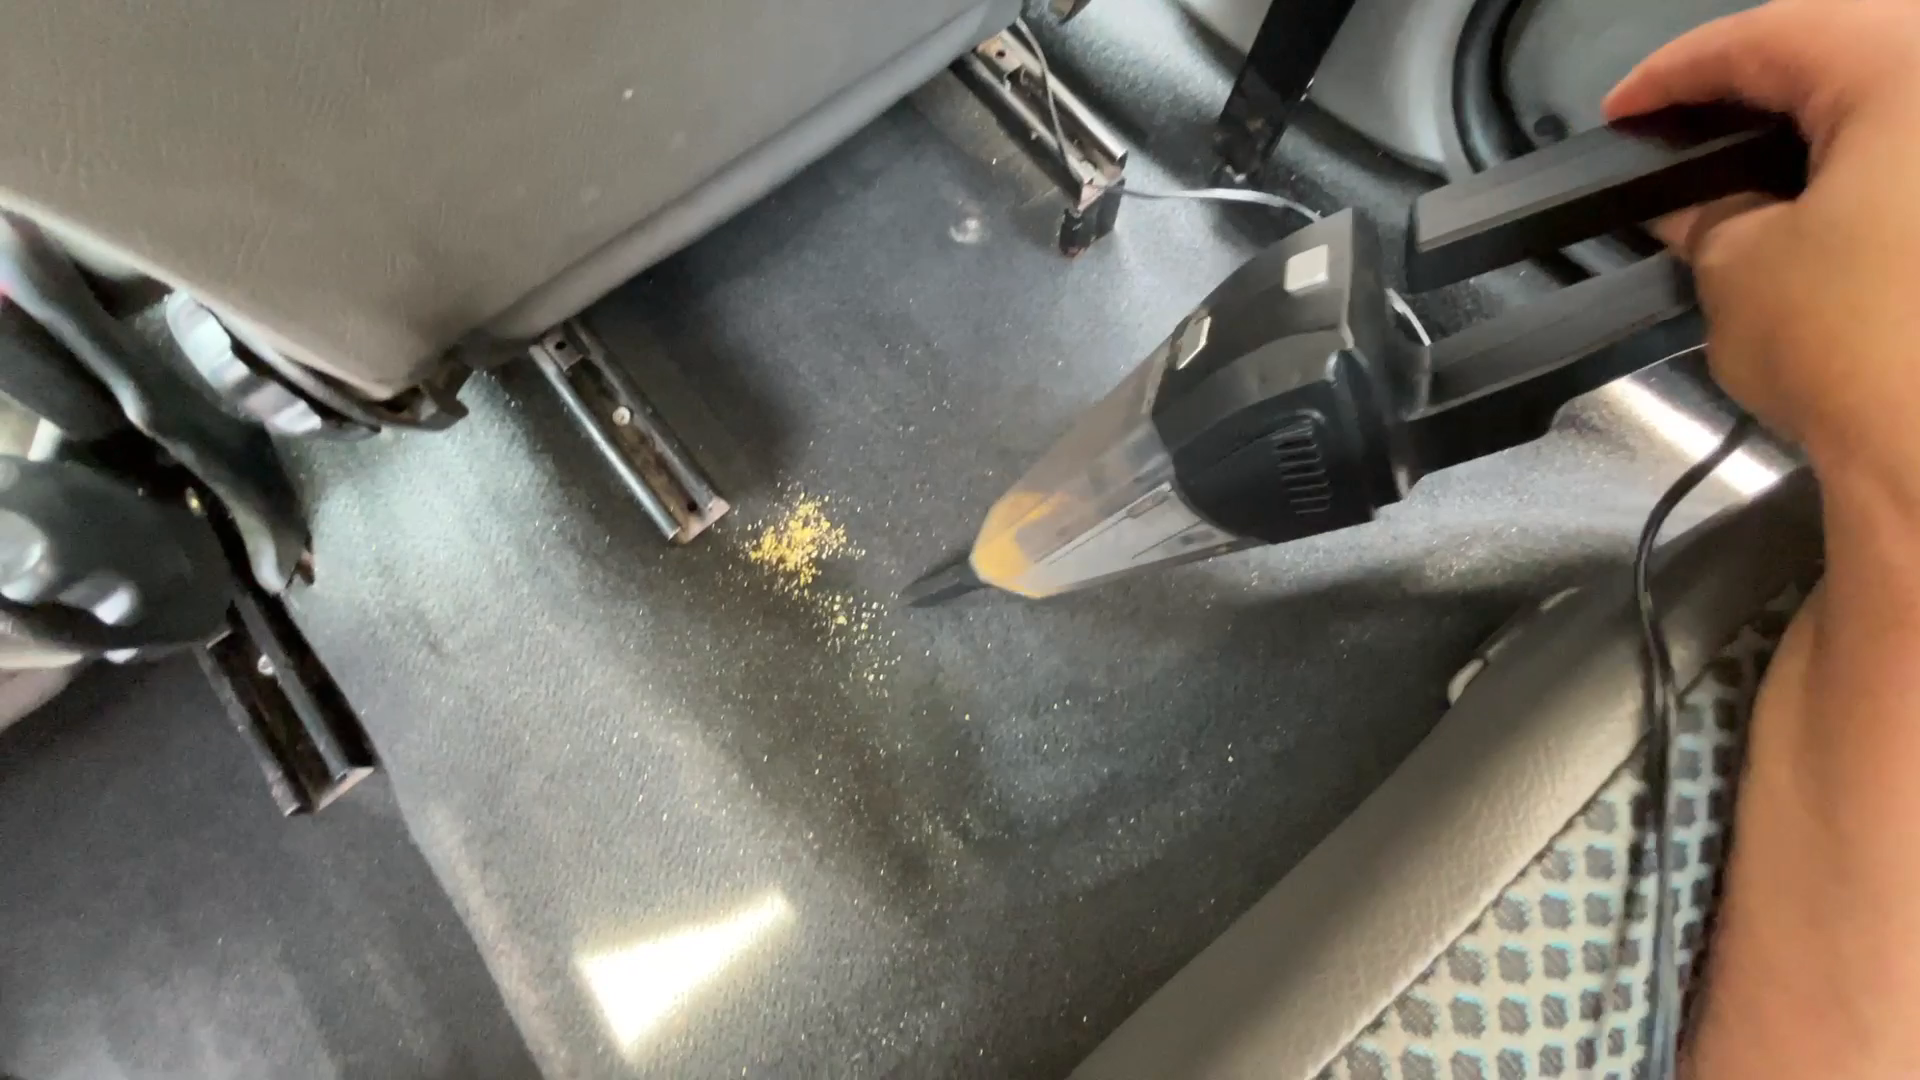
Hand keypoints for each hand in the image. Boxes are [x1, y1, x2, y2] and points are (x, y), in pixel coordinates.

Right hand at [1605, 0, 1919, 499]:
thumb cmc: (1859, 340)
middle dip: (1756, 81)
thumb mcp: (1740, 269)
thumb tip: (1686, 201)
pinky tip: (1828, 198)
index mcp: (1917, 65)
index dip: (1675, 71)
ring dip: (1823, 118)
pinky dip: (1875, 158)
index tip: (1617, 112)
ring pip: (1903, 90)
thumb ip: (1708, 215)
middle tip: (1680, 134)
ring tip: (1749, 168)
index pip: (1773, 33)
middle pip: (1857, 40)